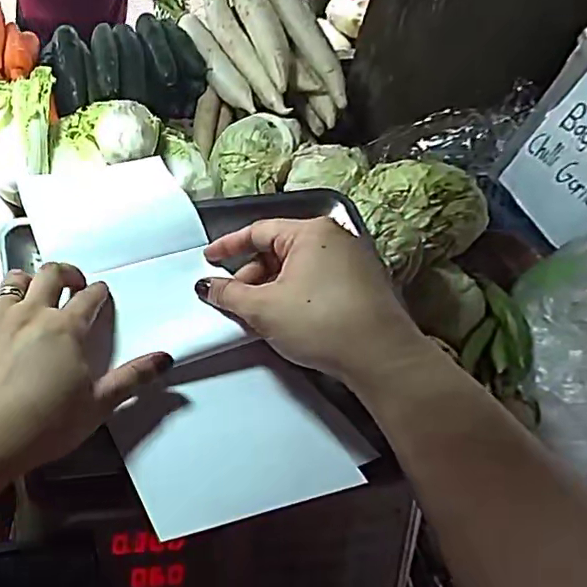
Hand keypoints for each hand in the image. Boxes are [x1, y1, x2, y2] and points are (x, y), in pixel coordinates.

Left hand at [0, 264, 170, 483]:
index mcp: (67, 328)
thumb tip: (165, 358)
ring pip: (14, 281)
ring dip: (28, 281)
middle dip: (66, 273)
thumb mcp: (97, 405)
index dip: (99, 293)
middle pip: (51, 275)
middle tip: (73, 284)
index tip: (101, 295)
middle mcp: (32, 313)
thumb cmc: (45, 424)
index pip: (90, 297)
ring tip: (34, 294)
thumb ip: (131, 378)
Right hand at [196, 216, 434, 389]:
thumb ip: (228, 294)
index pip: (258, 231)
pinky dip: (291, 293)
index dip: (228, 246)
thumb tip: (208, 285)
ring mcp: (352, 261)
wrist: (379, 355)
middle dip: (249, 274)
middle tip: (231, 299)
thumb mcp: (261, 308)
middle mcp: (335, 239)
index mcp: (311, 233)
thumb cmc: (321, 322)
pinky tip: (282, 317)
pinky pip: (314, 280)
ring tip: (256, 314)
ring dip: (269, 287)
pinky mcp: (360, 284)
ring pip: (295, 267)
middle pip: (276, 250)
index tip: (209, 258)